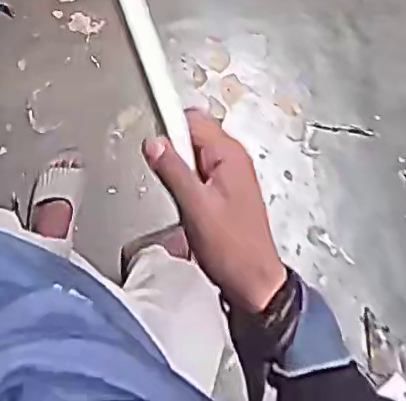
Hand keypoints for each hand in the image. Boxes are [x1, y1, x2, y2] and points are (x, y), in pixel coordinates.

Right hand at [143, 109, 287, 313]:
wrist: (255, 286)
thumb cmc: (234, 250)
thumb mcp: (195, 206)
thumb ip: (172, 170)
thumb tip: (154, 143)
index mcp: (229, 153)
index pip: (191, 118)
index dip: (168, 122)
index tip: (150, 125)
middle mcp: (232, 157)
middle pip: (191, 133)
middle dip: (173, 149)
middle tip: (170, 177)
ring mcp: (230, 172)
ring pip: (192, 152)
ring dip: (180, 168)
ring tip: (182, 197)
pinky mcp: (225, 188)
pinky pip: (198, 169)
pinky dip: (187, 179)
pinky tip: (188, 202)